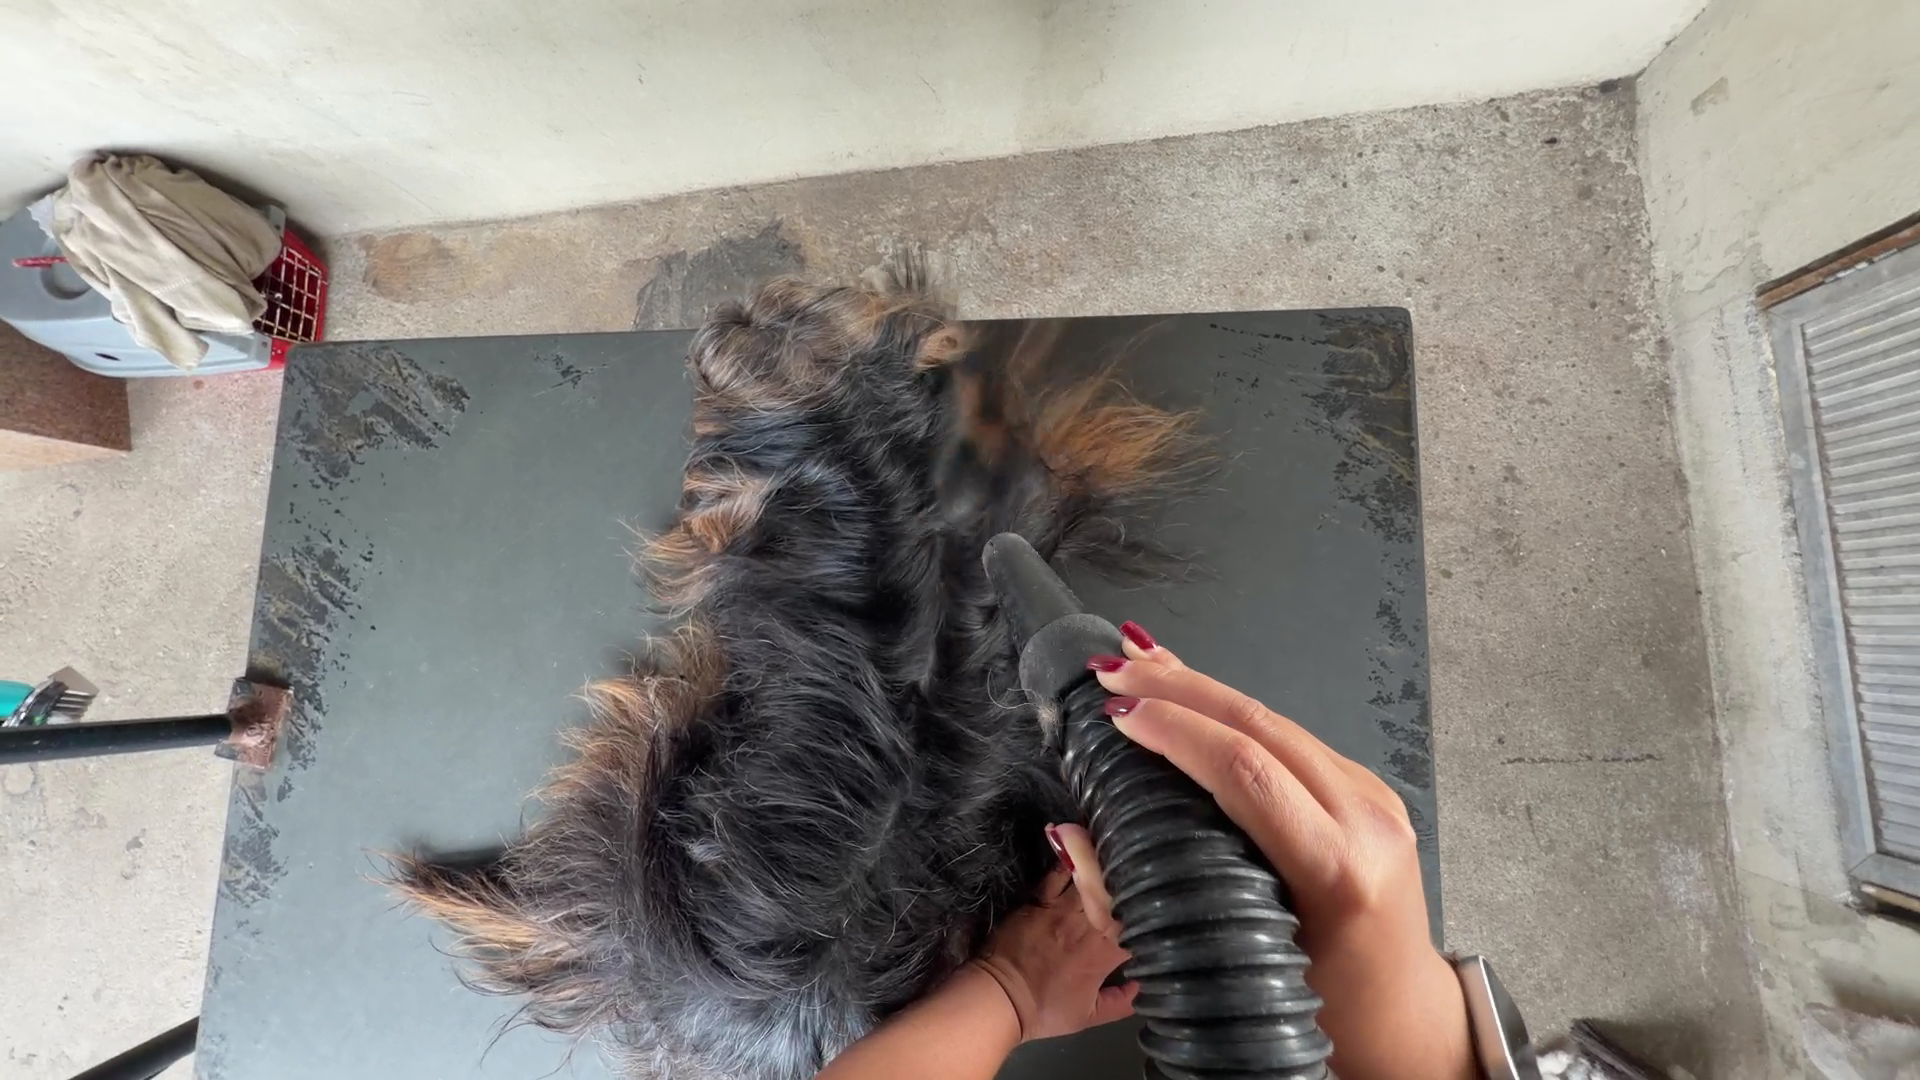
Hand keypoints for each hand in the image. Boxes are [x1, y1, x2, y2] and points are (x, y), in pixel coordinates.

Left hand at [970, 863, 1138, 1041]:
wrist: (1001, 994)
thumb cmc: (1044, 1009)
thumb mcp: (1087, 1018)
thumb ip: (1118, 1003)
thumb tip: (1139, 987)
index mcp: (1103, 954)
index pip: (1135, 931)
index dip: (1146, 922)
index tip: (1151, 914)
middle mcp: (1087, 926)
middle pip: (1116, 899)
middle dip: (1128, 890)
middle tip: (1137, 878)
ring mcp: (1062, 908)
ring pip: (1091, 881)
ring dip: (1103, 871)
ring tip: (1115, 858)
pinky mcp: (1040, 898)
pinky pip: (1059, 874)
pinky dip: (1070, 863)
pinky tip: (1079, 851)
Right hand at [1065, 622, 1474, 1079]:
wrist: (1408, 1022)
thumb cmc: (1316, 1011)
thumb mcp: (1216, 970)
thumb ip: (1129, 903)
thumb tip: (1070, 835)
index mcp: (1336, 869)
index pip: (1244, 769)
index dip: (1175, 729)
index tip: (1118, 713)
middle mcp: (1363, 818)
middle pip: (1257, 724)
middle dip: (1174, 686)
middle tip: (1111, 670)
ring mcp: (1370, 794)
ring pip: (1271, 715)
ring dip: (1196, 684)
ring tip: (1138, 662)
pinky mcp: (1364, 784)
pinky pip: (1284, 730)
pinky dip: (1225, 706)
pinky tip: (1187, 688)